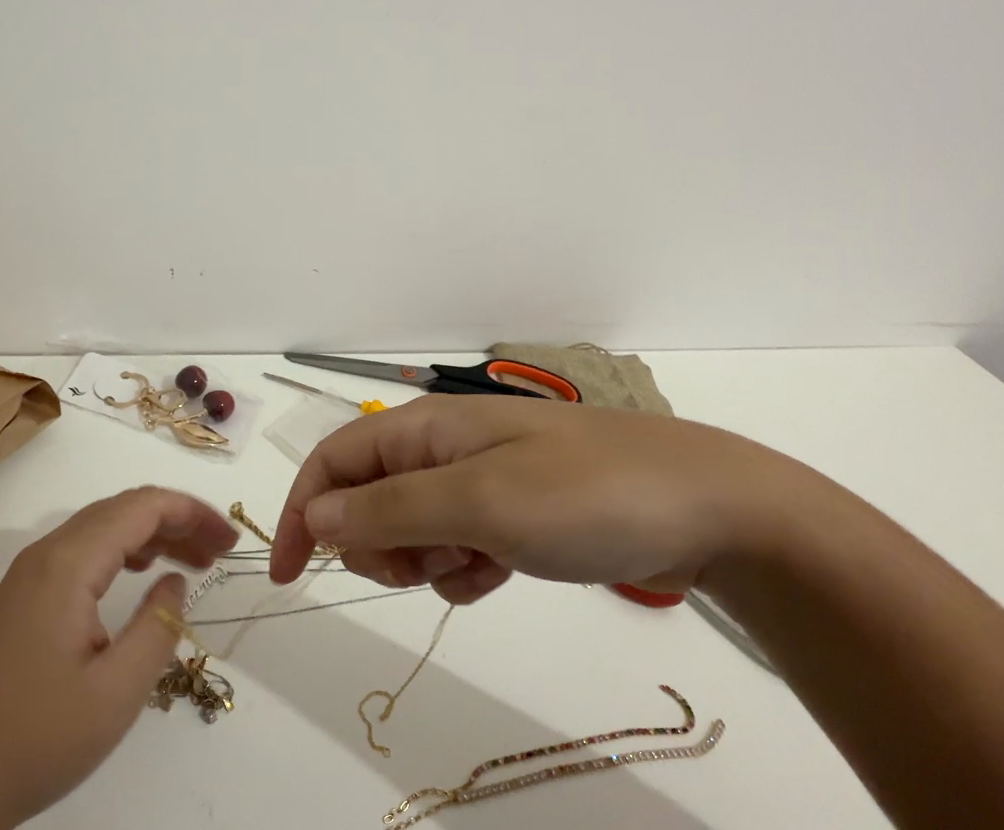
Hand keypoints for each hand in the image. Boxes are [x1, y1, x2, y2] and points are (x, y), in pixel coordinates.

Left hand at [0, 487, 236, 829]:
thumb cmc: (34, 739)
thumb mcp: (116, 692)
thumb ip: (158, 626)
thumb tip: (175, 580)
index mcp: (66, 565)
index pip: (140, 506)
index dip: (191, 512)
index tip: (231, 540)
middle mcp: (42, 556)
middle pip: (119, 511)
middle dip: (176, 521)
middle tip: (220, 551)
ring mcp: (24, 579)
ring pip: (98, 532)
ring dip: (150, 537)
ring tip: (193, 563)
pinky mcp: (17, 604)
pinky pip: (79, 557)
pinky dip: (120, 555)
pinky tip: (139, 578)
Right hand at [270, 395, 808, 603]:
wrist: (709, 510)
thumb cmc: (585, 495)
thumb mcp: (478, 503)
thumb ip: (388, 509)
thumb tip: (314, 514)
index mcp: (427, 429)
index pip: (334, 461)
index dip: (302, 511)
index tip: (294, 576)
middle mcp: (445, 449)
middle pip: (368, 499)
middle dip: (376, 544)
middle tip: (421, 566)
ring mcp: (482, 480)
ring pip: (411, 529)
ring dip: (424, 560)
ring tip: (477, 566)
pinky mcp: (514, 514)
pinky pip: (456, 547)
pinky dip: (464, 569)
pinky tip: (501, 575)